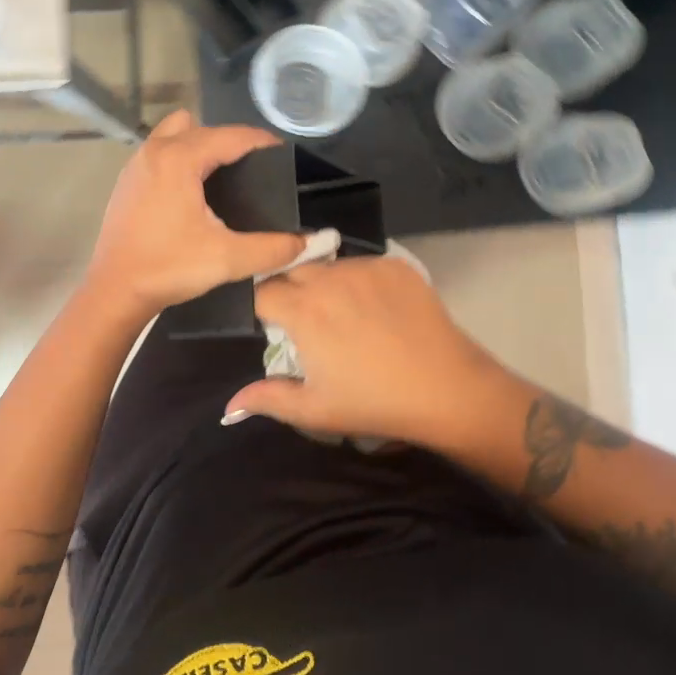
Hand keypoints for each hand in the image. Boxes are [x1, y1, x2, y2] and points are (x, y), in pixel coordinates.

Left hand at [83, 110, 305, 315]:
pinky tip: (195, 190)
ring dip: (202, 144)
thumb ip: (273, 249)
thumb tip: (307, 243)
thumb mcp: (227, 259)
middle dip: (232, 142)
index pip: (231, 136)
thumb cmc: (168, 268)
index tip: (283, 153)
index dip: (261, 141)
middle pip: (204, 129)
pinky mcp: (127, 181)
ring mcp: (136, 163)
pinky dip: (181, 157)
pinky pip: (161, 151)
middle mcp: (155, 150)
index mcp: (179, 159)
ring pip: (177, 133)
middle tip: (258, 169)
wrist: (113, 291)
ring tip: (225, 174)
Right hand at [223, 257, 510, 446]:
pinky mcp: (395, 265)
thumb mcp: (316, 409)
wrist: (446, 388)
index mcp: (303, 310)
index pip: (261, 291)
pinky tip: (373, 308)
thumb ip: (268, 399)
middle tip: (304, 323)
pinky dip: (359, 281)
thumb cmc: (374, 403)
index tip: (271, 327)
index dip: (260, 308)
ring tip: (342, 314)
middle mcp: (330, 278)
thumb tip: (228, 406)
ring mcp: (366, 267)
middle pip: (292, 271)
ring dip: (324, 283)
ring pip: (328, 266)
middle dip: (289, 291)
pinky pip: (363, 264)